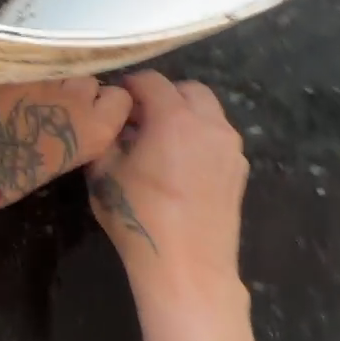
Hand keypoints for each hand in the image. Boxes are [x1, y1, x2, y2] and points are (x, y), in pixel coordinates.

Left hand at [0, 76, 132, 214]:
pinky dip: (18, 77)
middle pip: (88, 80)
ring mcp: (41, 81)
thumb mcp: (58, 162)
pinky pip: (24, 68)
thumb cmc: (6, 179)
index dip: (101, 102)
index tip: (85, 110)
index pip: (119, 97)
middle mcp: (75, 100)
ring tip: (26, 97)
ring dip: (47, 80)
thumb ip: (74, 133)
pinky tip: (4, 91)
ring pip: (57, 70)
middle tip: (50, 104)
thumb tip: (70, 119)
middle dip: (73, 89)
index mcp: (96, 130)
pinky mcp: (9, 71)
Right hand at [87, 71, 248, 300]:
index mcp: (173, 120)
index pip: (151, 81)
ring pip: (206, 112)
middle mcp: (209, 125)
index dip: (127, 85)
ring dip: (179, 116)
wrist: (186, 259)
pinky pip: (214, 137)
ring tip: (152, 143)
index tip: (110, 101)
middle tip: (133, 119)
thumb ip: (105, 137)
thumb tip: (109, 120)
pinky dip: (193, 137)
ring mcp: (229, 147)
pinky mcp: (237, 168)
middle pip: (188, 90)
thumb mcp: (102, 172)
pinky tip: (172, 165)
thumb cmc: (136, 213)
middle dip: (160, 96)